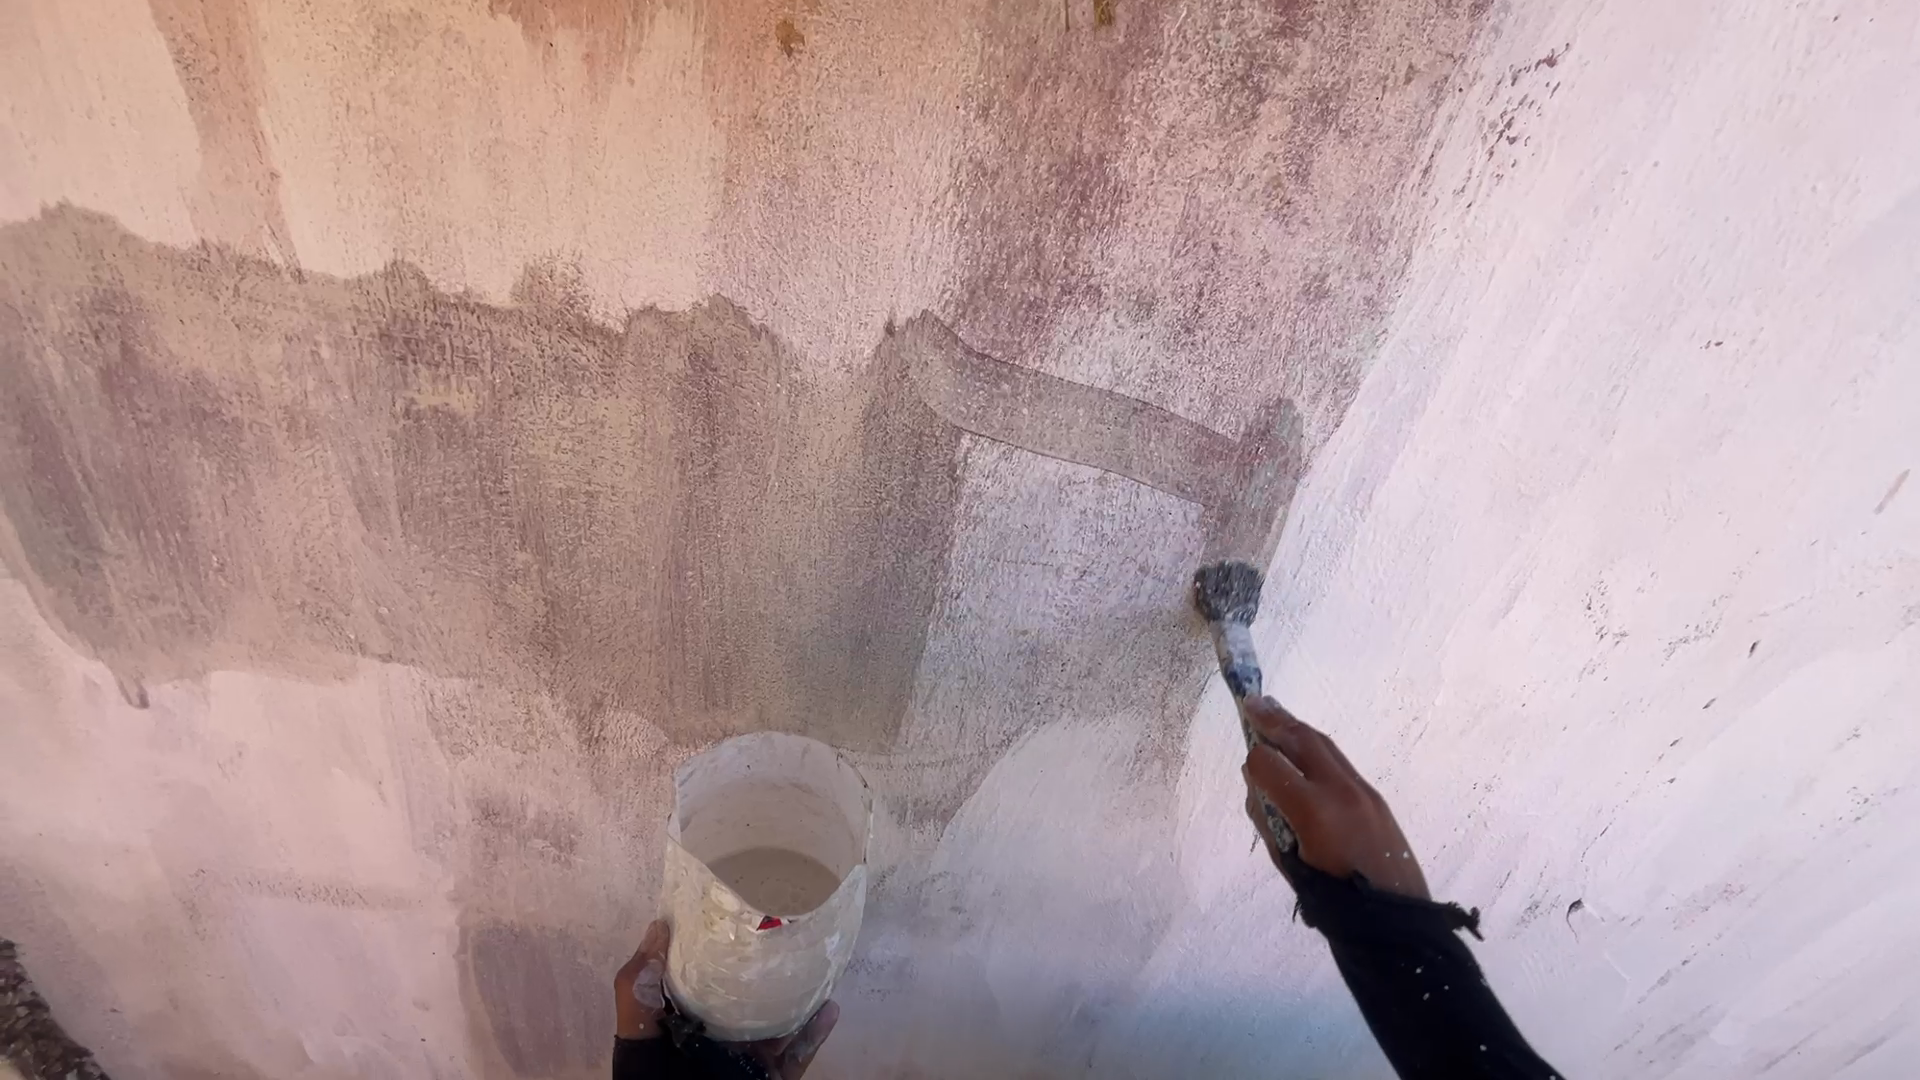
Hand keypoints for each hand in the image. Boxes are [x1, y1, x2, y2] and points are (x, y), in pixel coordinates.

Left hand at [613, 920, 840, 1076]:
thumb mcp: (637, 1036)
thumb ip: (638, 988)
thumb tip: (658, 926)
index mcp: (692, 1024)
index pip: (711, 978)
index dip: (724, 948)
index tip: (742, 913)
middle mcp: (725, 1038)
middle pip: (754, 997)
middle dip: (773, 968)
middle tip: (793, 930)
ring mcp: (751, 1059)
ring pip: (784, 1021)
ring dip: (803, 995)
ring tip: (819, 963)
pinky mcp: (772, 1077)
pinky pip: (799, 1054)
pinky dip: (815, 1033)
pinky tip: (830, 1007)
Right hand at [1240, 696, 1429, 899]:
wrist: (1394, 923)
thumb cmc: (1329, 899)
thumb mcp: (1284, 860)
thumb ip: (1265, 815)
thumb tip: (1258, 781)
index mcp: (1312, 809)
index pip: (1268, 762)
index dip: (1252, 760)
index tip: (1247, 763)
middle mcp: (1339, 790)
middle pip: (1301, 739)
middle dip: (1273, 719)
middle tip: (1252, 702)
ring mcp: (1363, 791)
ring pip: (1324, 744)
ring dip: (1296, 728)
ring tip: (1274, 713)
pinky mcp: (1375, 797)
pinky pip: (1339, 762)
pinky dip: (1316, 749)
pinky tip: (1303, 749)